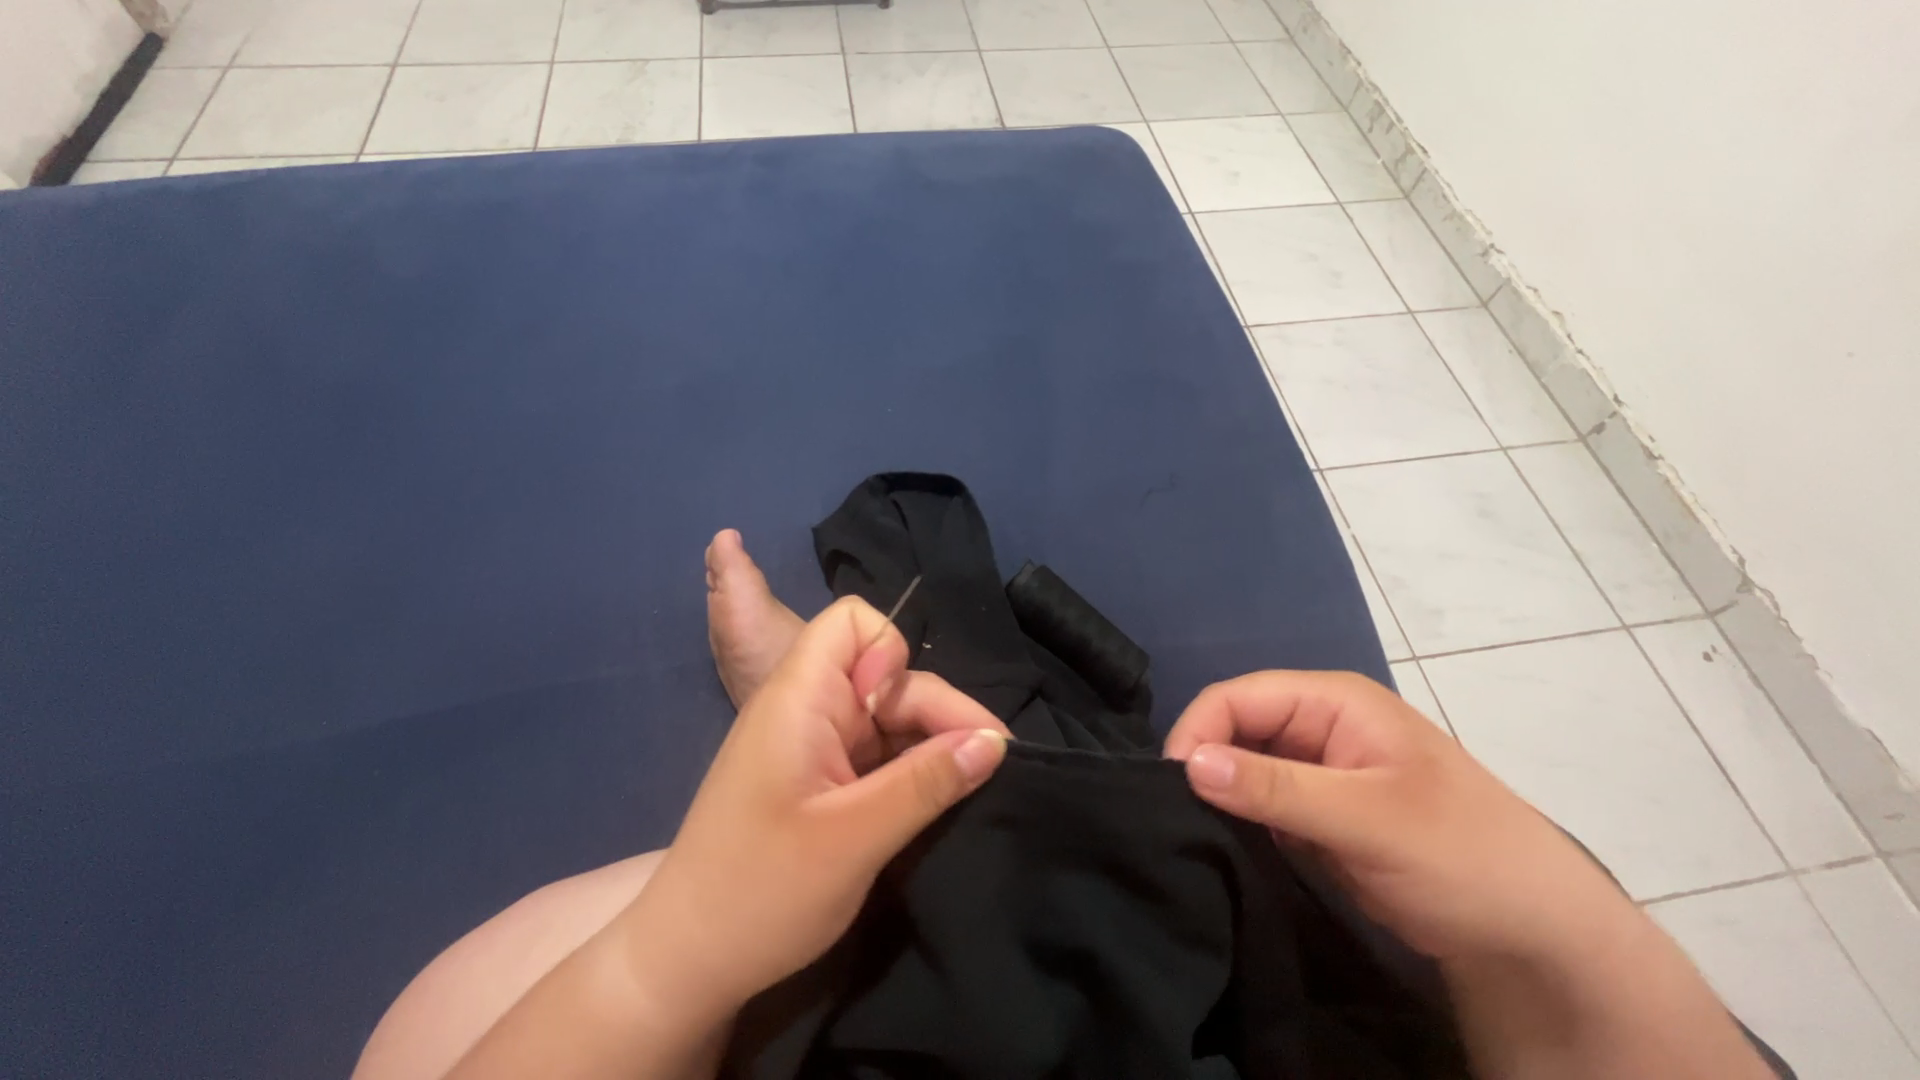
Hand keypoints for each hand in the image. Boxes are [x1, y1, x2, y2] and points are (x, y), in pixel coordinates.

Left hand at [620, 596, 1010, 1015]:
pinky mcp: (818, 781)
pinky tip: (934, 803)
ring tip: (965, 791)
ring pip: (887, 717)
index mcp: (798, 699)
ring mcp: (811, 746)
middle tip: (986, 766)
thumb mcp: (856, 837)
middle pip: (886, 675)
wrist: (690, 960)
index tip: (903, 716)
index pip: (852, 623)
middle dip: (935, 711)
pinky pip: (876, 753)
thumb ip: (928, 781)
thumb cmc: (762, 891)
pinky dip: (909, 771)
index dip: (891, 653)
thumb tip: (995, 740)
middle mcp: (805, 709)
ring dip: (928, 745)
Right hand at [1164, 671, 1631, 962]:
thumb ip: (1277, 788)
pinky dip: (1235, 819)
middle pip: (1234, 726)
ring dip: (1215, 794)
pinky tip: (1217, 844)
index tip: (1171, 787)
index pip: (1239, 696)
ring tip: (1187, 832)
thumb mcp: (1369, 820)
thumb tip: (1187, 762)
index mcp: (1334, 702)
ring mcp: (1316, 771)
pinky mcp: (1315, 813)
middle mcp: (1319, 726)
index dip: (1198, 731)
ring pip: (1241, 766)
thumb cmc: (1461, 856)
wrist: (1530, 932)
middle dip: (1202, 763)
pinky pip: (1257, 803)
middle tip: (1174, 816)